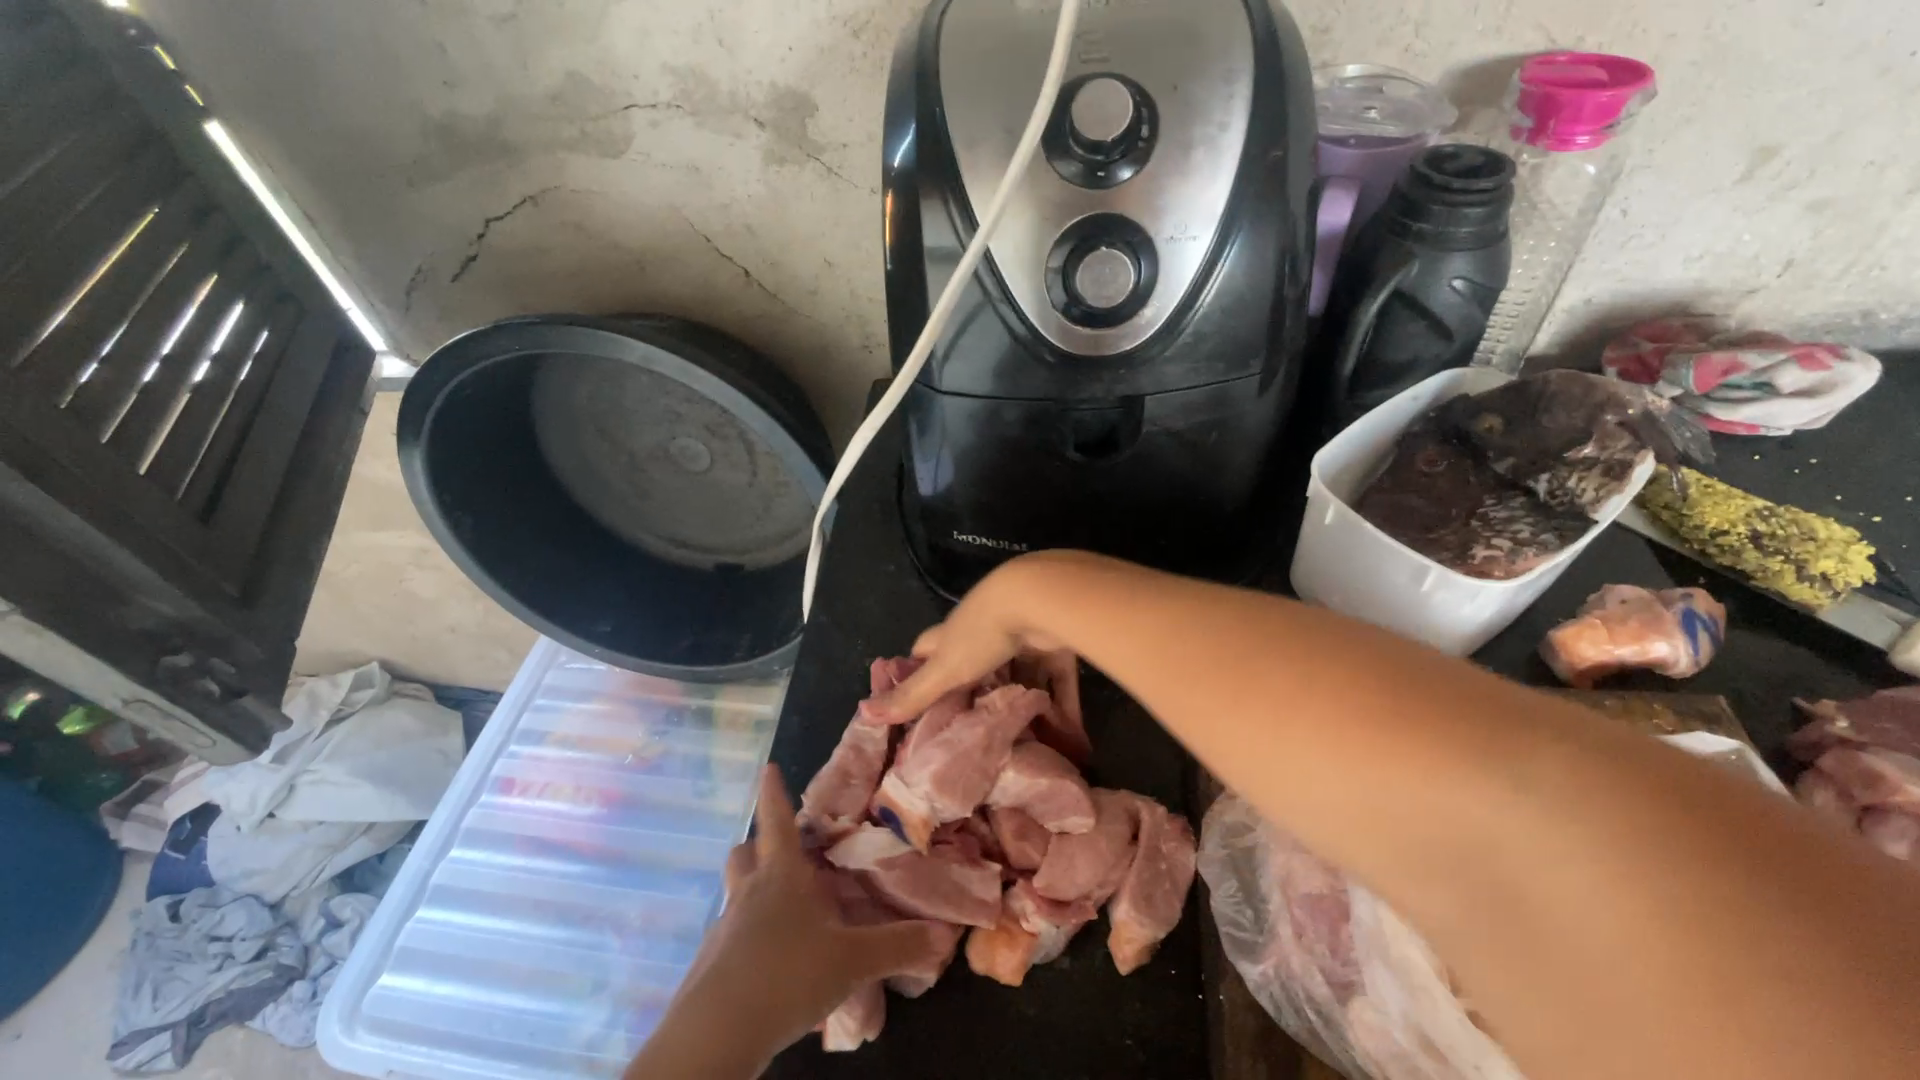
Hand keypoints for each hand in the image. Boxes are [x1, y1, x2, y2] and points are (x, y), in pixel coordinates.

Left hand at [626, 768, 945, 1078]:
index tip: (768, 768)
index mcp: (781, 877)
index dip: (774, 794)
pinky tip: (768, 959)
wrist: (716, 1032)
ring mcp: (724, 929)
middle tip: (778, 848)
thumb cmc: (788, 975)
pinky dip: (747, 936)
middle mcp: (748, 893)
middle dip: (758, 844)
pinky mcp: (710, 965)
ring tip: (780, 907)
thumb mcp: (853, 961)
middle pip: (744, 853)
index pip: (777, 822)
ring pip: (734, 894)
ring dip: (752, 890)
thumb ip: (898, 945)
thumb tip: (944, 934)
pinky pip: (730, 937)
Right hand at [866, 552, 1082, 723]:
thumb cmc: (982, 634)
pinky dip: (1063, 707)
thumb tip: (864, 713)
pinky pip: (1058, 681)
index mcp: (951, 635)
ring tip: (1026, 743)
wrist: (1037, 599)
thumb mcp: (943, 670)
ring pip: (1021, 676)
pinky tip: (1070, 737)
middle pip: (975, 665)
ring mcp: (1021, 636)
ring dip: (1023, 704)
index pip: (926, 650)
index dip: (918, 668)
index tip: (915, 697)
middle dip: (976, 692)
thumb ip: (912, 695)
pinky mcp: (1055, 644)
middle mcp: (984, 632)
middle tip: (974, 730)